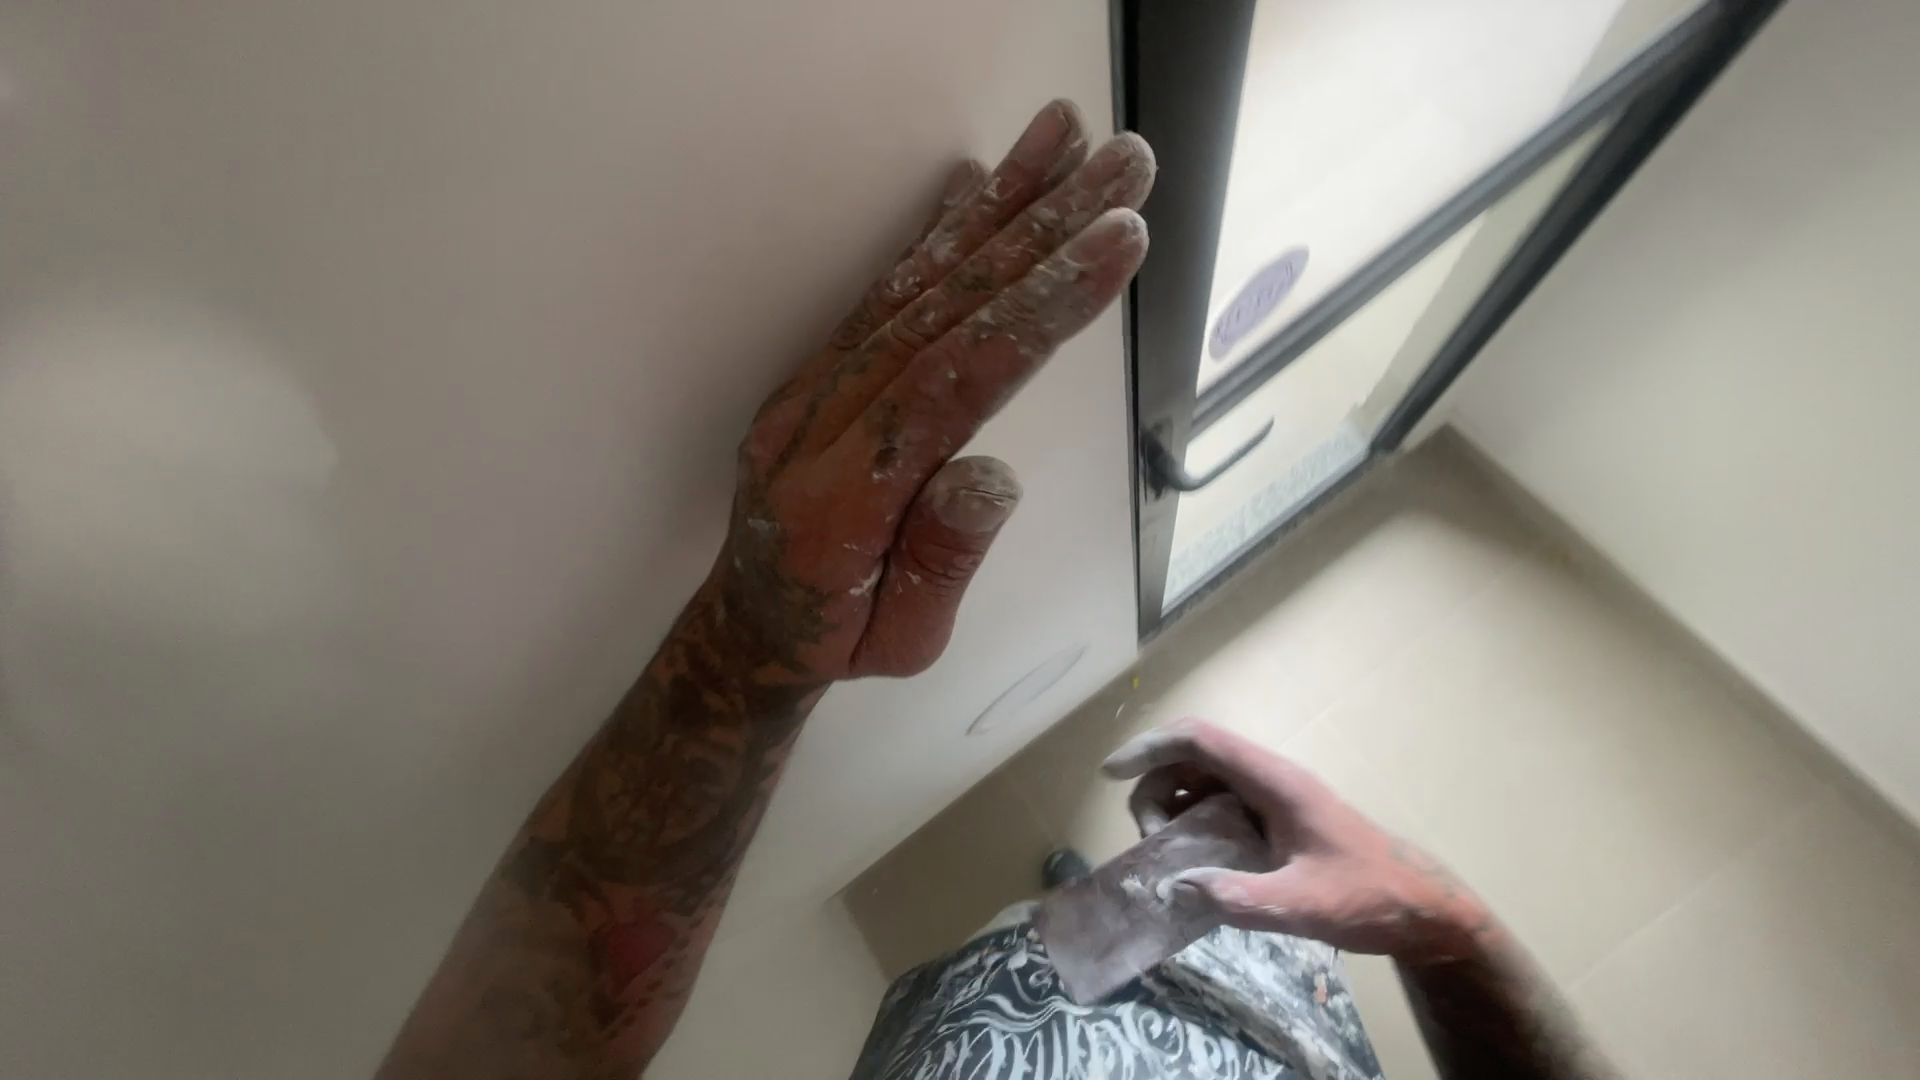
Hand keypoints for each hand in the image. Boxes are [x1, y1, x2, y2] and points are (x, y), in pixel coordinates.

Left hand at [707, 100, 1154, 684]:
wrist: (753, 622)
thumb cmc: (839, 637)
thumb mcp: (902, 642)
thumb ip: (941, 563)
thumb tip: (992, 477)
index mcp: (846, 499)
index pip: (954, 384)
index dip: (1036, 311)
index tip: (1113, 244)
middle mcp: (823, 424)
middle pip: (940, 311)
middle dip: (1039, 233)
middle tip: (1121, 165)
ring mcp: (816, 391)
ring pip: (912, 287)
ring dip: (995, 211)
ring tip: (1064, 141)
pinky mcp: (820, 377)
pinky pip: (878, 299)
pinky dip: (930, 239)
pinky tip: (971, 188)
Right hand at [1103, 718, 1491, 962]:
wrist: (1424, 908)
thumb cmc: (1369, 898)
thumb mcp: (1304, 905)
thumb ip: (1239, 897)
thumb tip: (1172, 887)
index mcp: (1272, 780)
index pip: (1198, 741)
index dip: (1149, 747)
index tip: (1112, 772)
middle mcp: (1265, 776)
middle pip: (1191, 756)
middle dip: (1155, 785)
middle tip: (1149, 838)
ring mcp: (1268, 792)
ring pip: (1200, 776)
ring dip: (1171, 802)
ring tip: (1167, 850)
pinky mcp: (1271, 812)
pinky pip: (1216, 799)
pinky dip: (1190, 816)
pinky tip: (1191, 856)